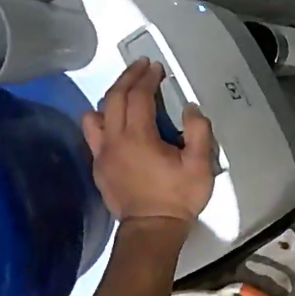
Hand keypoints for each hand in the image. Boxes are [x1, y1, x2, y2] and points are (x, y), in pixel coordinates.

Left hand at [81, 59, 215, 228]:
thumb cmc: (179, 196)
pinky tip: (116, 121)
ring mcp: (102, 153)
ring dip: (111, 97)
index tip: (156, 67)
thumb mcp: (200, 165)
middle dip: (128, 78)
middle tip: (142, 67)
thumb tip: (191, 109)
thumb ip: (198, 132)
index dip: (147, 78)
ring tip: (126, 91)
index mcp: (138, 137)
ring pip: (97, 113)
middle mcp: (114, 139)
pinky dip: (103, 118)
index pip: (138, 97)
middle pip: (114, 98)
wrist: (152, 228)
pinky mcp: (99, 165)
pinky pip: (94, 132)